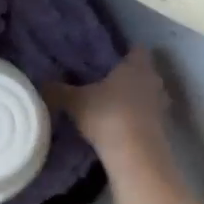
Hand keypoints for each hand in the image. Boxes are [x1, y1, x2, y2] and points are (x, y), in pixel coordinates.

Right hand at [51, 46, 170, 155]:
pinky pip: (148, 116)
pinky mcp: (162, 127)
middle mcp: (154, 80)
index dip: (124, 52)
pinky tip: (120, 128)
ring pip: (147, 95)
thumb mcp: (75, 102)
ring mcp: (161, 104)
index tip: (108, 59)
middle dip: (127, 77)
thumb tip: (40, 83)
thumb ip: (58, 91)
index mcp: (136, 65)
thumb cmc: (107, 116)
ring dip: (134, 100)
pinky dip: (137, 119)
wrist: (135, 154)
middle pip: (143, 72)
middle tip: (105, 84)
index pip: (136, 49)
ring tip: (112, 107)